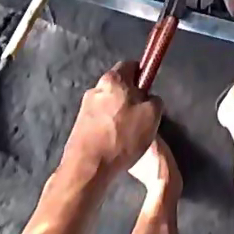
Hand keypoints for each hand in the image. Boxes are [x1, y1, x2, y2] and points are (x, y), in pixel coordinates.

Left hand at [61, 61, 161, 179]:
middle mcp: (95, 89)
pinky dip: (109, 127)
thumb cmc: (123, 137)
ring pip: (110, 104)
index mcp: (113, 79)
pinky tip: (116, 142)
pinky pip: (100, 120)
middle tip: (143, 114)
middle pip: (120, 86)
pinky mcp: (79, 126)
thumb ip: (155, 100)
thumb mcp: (153, 115)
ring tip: (129, 133)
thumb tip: (148, 99)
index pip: (131, 65)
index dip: (144, 75)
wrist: (88, 168)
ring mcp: (84, 108)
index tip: (150, 89)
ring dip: (120, 113)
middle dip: (132, 97)